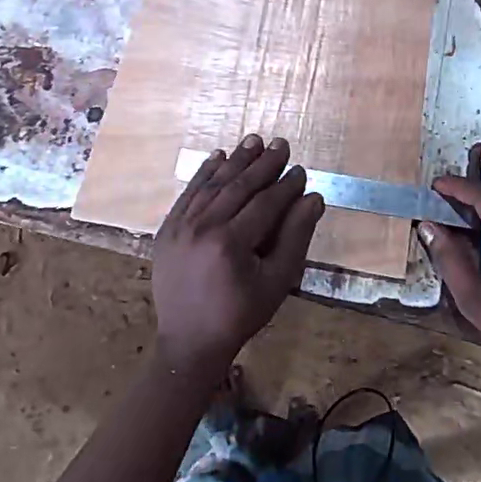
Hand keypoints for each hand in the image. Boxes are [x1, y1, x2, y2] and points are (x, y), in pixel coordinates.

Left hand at [151, 134, 325, 377]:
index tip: (300, 170)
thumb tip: (313, 198)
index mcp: (230, 243)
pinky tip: (218, 158)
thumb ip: (295, 237)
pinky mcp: (167, 229)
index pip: (264, 203)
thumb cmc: (240, 314)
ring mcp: (180, 227)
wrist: (190, 339)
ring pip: (212, 185)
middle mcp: (202, 228)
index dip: (285, 185)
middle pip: (237, 187)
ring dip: (234, 162)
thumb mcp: (277, 281)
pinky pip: (188, 194)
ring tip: (253, 141)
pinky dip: (204, 174)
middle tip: (280, 144)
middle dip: (261, 164)